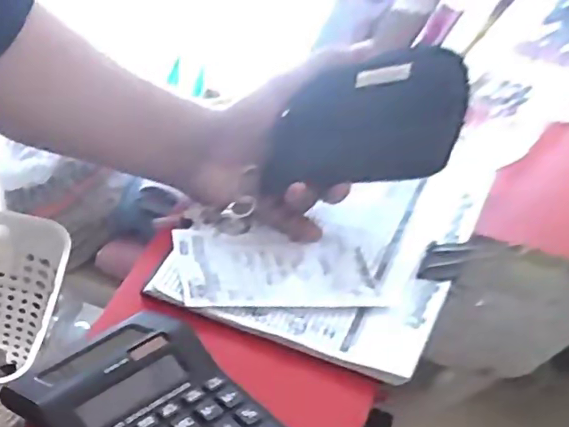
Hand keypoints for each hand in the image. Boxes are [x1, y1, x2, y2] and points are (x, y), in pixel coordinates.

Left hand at [180, 45, 372, 241]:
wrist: (200, 149)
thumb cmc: (240, 116)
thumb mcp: (284, 86)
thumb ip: (322, 67)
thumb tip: (368, 50)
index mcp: (300, 133)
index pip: (334, 146)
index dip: (350, 154)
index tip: (363, 158)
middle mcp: (289, 160)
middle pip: (323, 178)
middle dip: (334, 185)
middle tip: (337, 187)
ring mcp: (272, 186)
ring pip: (302, 201)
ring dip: (308, 200)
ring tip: (295, 191)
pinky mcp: (255, 208)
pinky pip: (280, 221)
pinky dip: (297, 228)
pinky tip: (314, 235)